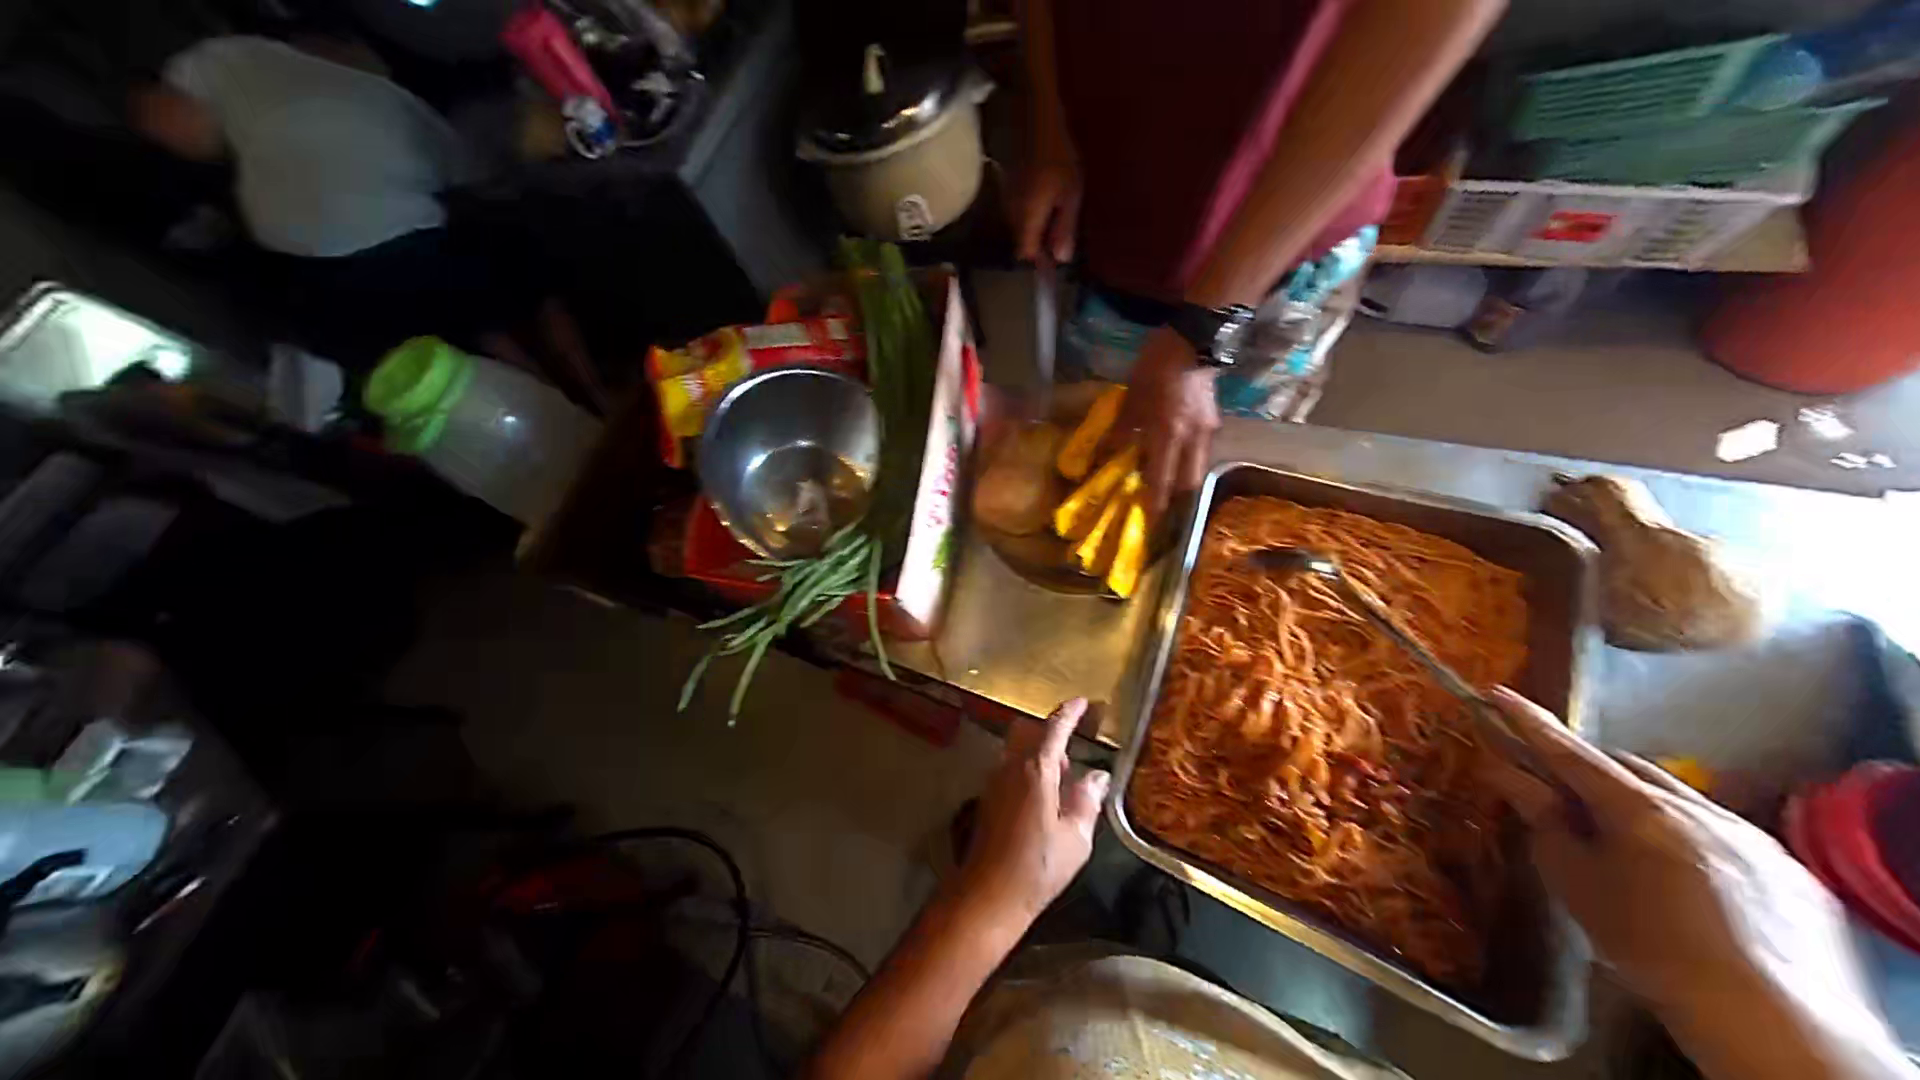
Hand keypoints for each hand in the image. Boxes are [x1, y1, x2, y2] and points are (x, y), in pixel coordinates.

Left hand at [956, 698, 1108, 926]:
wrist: (989, 894)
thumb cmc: (1038, 866)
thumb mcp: (1076, 837)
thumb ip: (1087, 800)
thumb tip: (1099, 776)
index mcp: (1035, 770)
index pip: (1054, 728)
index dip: (1070, 713)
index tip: (1083, 702)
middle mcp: (1010, 767)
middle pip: (1028, 731)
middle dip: (1051, 729)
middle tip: (1076, 740)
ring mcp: (995, 781)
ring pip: (1017, 749)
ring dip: (1039, 750)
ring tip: (1065, 773)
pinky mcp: (988, 797)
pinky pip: (1010, 767)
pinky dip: (1029, 766)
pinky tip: (1045, 793)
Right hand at [1013, 159, 1080, 263]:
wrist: (1034, 118)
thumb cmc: (1058, 156)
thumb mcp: (1070, 194)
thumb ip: (1064, 228)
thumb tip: (1061, 259)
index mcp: (1027, 220)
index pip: (1026, 254)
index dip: (1039, 259)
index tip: (1054, 255)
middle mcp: (1010, 215)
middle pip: (1021, 240)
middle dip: (1038, 242)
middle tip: (1059, 230)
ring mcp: (1005, 199)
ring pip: (1018, 225)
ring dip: (1034, 225)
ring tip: (1054, 211)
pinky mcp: (1004, 185)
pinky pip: (1016, 209)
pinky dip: (1029, 209)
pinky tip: (1043, 195)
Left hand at [1118, 327, 1220, 516]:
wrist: (1194, 339)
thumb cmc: (1157, 368)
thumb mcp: (1132, 398)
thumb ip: (1122, 429)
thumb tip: (1108, 452)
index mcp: (1168, 436)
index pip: (1161, 479)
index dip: (1155, 502)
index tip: (1149, 520)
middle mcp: (1192, 439)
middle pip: (1189, 481)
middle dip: (1175, 494)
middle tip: (1158, 497)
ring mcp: (1207, 429)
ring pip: (1198, 466)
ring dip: (1183, 476)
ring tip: (1167, 475)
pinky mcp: (1213, 418)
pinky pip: (1201, 448)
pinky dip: (1189, 456)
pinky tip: (1176, 450)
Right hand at [1483, 688, 1905, 1077]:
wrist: (1770, 1027)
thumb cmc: (1646, 946)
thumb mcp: (1573, 880)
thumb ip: (1542, 818)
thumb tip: (1505, 771)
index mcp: (1639, 809)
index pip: (1569, 751)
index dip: (1528, 722)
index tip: (1497, 693)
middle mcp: (1699, 809)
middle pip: (1626, 767)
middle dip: (1587, 769)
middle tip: (1559, 792)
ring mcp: (1752, 838)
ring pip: (1676, 797)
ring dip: (1637, 802)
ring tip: (1620, 843)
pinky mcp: (1790, 871)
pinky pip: (1720, 832)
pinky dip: (1685, 835)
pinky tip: (1681, 880)